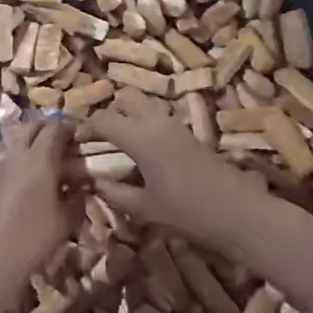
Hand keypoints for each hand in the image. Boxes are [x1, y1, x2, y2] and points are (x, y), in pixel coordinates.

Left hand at [0, 117, 70, 312]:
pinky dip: (23, 158)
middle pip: (32, 126)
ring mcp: (1, 166)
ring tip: (50, 160)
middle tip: (65, 142)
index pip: (55, 128)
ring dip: (34, 142)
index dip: (69, 128)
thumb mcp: (66, 220)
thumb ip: (77, 199)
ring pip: (18, 141)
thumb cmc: (34, 235)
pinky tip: (33, 178)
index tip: (82, 136)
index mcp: (41, 157)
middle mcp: (19, 154)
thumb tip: (82, 188)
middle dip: (49, 127)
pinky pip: (11, 158)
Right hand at [85, 110, 275, 254]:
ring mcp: (176, 125)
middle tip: (98, 137)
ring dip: (129, 115)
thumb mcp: (144, 208)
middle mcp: (157, 122)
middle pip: (127, 99)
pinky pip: (159, 117)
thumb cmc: (187, 212)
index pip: (104, 119)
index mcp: (141, 137)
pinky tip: (143, 151)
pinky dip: (145, 124)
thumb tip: (91, 181)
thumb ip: (114, 192)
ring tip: (119, 143)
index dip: (85, 126)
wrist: (239, 212)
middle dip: (109, 112)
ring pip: (145, 105)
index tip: (73, 138)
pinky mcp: (190, 134)